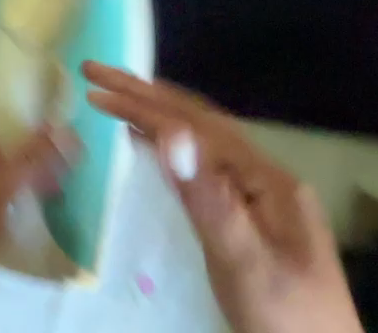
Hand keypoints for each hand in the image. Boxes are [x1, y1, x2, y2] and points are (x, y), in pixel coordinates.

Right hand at [82, 62, 362, 332]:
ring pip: (198, 137)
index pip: (195, 127)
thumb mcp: (242, 263)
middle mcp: (266, 178)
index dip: (142, 103)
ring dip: (152, 111)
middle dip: (143, 93)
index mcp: (269, 181)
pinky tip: (145, 139)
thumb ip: (207, 198)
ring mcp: (259, 196)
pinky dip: (166, 141)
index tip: (93, 87)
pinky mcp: (247, 215)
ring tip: (110, 94)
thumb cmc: (284, 320)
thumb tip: (170, 134)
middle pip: (198, 121)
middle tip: (93, 71)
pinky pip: (200, 162)